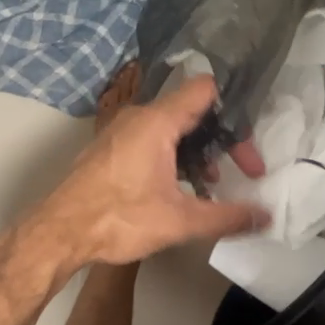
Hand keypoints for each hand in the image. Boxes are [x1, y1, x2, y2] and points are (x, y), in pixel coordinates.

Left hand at [31, 75, 269, 267]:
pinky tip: (179, 189)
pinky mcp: (110, 149)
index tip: (248, 146)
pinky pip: (151, 140)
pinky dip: (173, 156)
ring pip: (170, 128)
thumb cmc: (118, 220)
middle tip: (241, 171)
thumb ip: (227, 216)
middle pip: (191, 111)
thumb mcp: (180, 221)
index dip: (234, 112)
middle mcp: (138, 117)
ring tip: (211, 185)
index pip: (205, 91)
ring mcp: (120, 131)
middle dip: (220, 140)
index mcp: (157, 122)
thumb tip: (266, 217)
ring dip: (196, 152)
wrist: (58, 234)